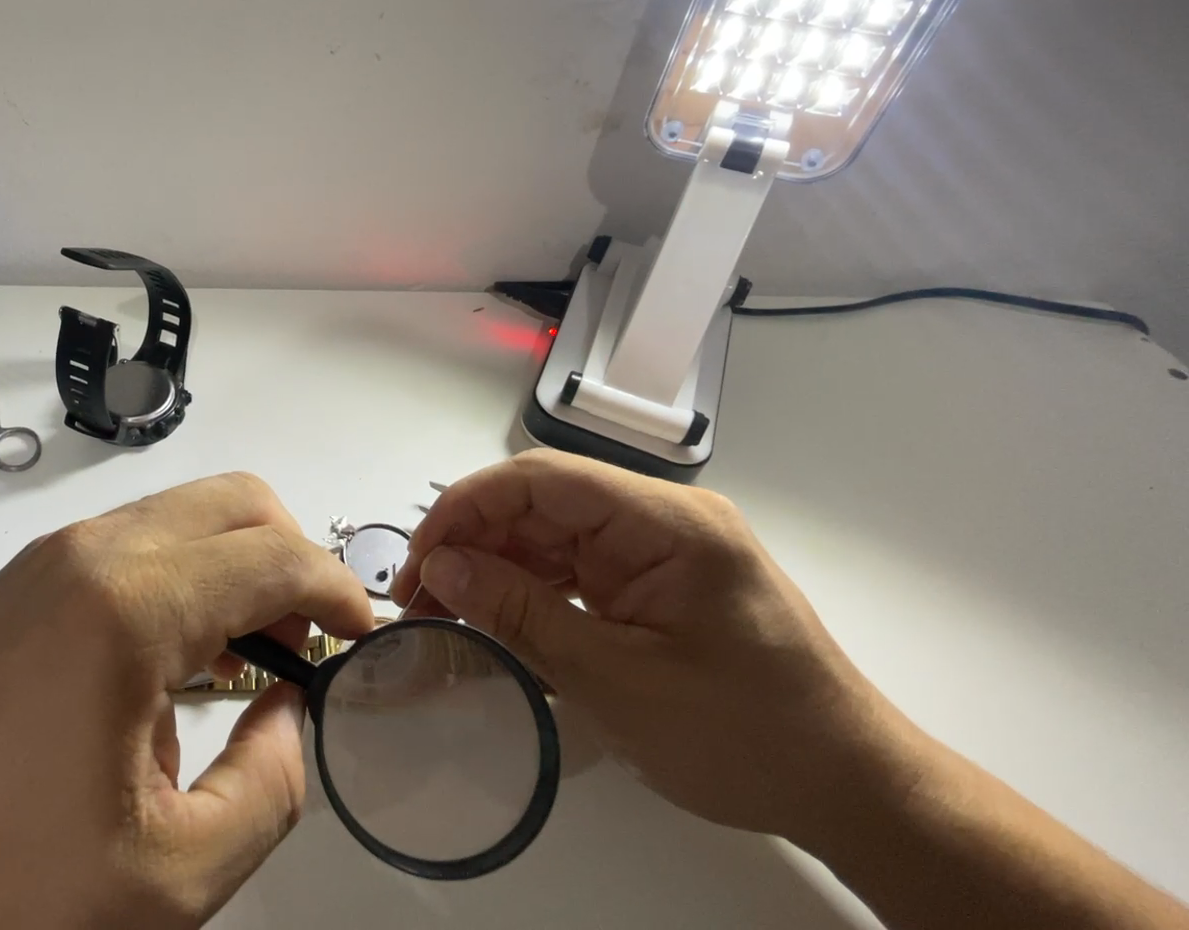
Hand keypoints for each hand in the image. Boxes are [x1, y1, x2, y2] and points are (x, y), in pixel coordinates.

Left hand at [0, 473, 375, 929]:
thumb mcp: (169, 876)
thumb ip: (268, 785)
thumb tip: (292, 712)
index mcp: (133, 603)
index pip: (279, 555)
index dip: (343, 591)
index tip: (370, 638)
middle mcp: (89, 551)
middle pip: (234, 500)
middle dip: (293, 555)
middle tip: (311, 641)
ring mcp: (39, 561)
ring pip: (178, 516)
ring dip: (233, 565)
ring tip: (251, 659)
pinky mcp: (6, 587)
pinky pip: (125, 549)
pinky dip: (177, 580)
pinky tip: (170, 667)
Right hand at [390, 449, 926, 843]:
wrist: (850, 789)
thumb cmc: (744, 738)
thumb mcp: (617, 680)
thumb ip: (521, 614)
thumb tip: (439, 565)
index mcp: (667, 522)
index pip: (541, 480)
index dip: (466, 507)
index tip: (418, 560)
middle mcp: (661, 518)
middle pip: (539, 504)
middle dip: (470, 542)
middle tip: (418, 598)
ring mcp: (657, 548)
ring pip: (548, 535)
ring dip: (492, 567)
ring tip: (441, 611)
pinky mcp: (652, 580)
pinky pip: (571, 567)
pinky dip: (526, 589)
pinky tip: (492, 617)